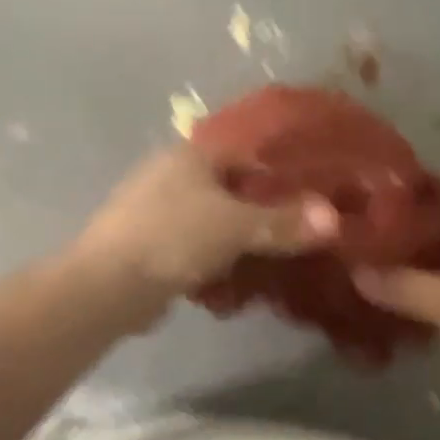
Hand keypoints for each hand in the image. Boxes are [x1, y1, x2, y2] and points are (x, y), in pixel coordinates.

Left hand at [73, 144, 337, 295]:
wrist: (107, 285)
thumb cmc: (172, 237)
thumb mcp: (236, 226)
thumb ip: (283, 222)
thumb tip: (333, 218)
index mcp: (190, 156)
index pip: (246, 153)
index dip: (280, 171)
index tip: (312, 192)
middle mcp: (171, 175)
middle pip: (230, 190)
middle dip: (261, 212)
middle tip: (300, 233)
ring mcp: (156, 212)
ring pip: (213, 223)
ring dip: (238, 243)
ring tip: (275, 263)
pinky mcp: (148, 247)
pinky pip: (194, 250)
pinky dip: (214, 265)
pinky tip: (235, 286)